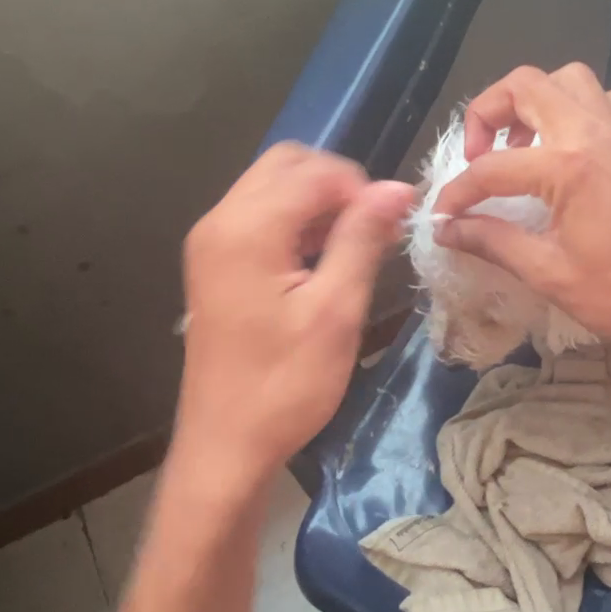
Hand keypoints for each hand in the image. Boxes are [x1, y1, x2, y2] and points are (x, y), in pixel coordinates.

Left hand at [175, 144, 413, 483]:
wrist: (227, 446)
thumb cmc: (286, 385)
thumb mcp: (336, 311)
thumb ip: (363, 239)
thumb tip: (397, 188)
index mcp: (246, 229)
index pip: (314, 171)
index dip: (362, 188)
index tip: (394, 227)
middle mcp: (220, 222)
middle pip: (286, 165)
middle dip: (338, 186)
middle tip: (373, 231)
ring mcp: (212, 243)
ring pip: (274, 187)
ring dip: (319, 203)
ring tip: (357, 247)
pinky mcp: (216, 264)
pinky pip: (261, 216)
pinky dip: (298, 223)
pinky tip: (325, 260)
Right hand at [432, 64, 610, 353]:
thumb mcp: (548, 273)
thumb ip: (492, 242)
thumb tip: (446, 230)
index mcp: (567, 167)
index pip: (491, 169)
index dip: (457, 194)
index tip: (442, 219)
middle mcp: (591, 134)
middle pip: (525, 84)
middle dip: (486, 112)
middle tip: (476, 157)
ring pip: (568, 79)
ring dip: (533, 99)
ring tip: (517, 143)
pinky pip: (604, 100)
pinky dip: (577, 108)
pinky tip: (564, 145)